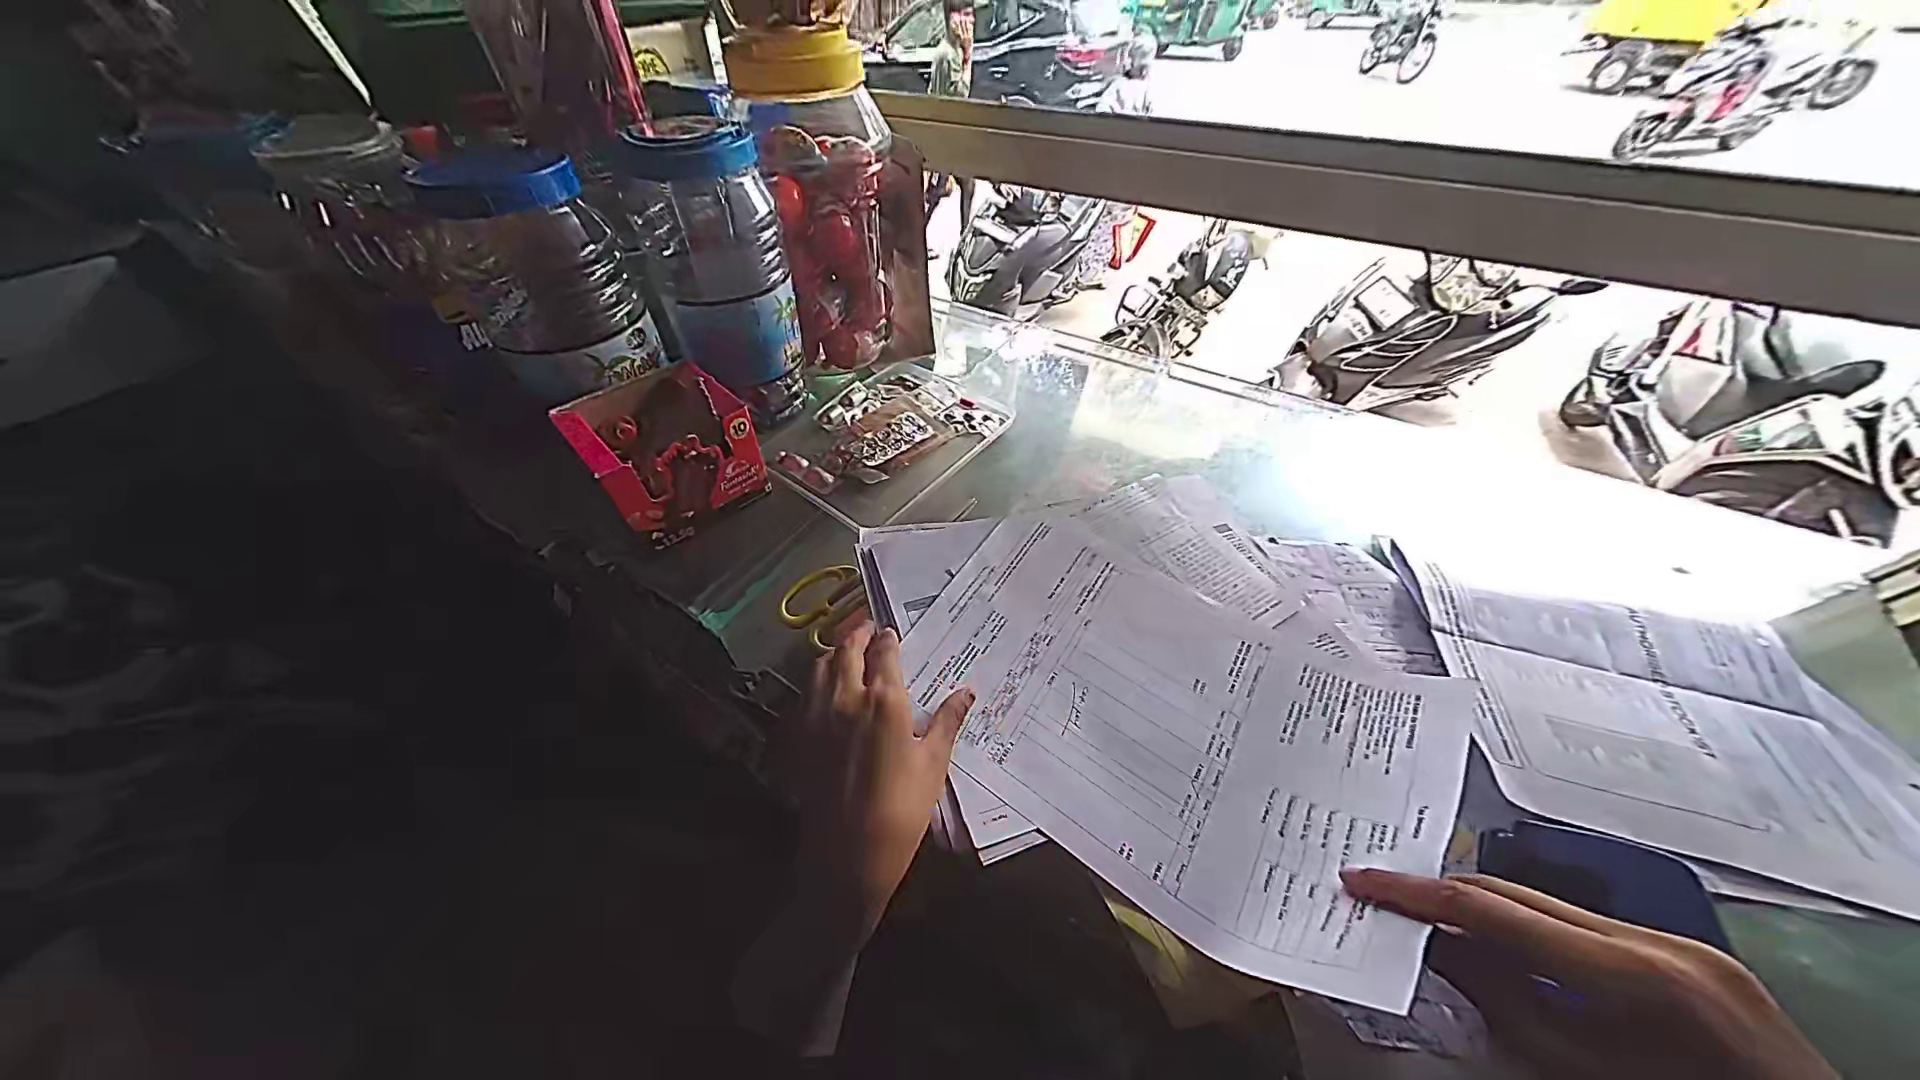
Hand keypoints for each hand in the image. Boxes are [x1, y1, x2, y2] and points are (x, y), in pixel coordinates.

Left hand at [734, 613, 972, 1052]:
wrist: (846, 859)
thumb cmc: (901, 812)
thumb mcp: (932, 765)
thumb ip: (946, 721)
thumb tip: (967, 691)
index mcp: (884, 701)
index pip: (884, 652)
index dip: (888, 637)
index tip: (893, 631)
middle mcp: (846, 698)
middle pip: (847, 648)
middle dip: (858, 631)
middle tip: (868, 625)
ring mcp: (818, 716)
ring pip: (821, 665)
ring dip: (836, 649)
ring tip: (849, 647)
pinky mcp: (802, 736)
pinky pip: (807, 691)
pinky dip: (818, 676)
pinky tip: (828, 684)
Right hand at [1341, 869, 1836, 1079]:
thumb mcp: (1572, 1070)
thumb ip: (1494, 998)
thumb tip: (1424, 941)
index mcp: (1637, 974)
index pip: (1491, 910)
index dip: (1413, 894)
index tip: (1362, 882)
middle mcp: (1661, 942)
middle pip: (1513, 894)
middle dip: (1441, 898)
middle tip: (1382, 901)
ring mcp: (1681, 943)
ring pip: (1543, 905)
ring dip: (1482, 914)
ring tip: (1432, 926)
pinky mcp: (1689, 955)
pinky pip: (1581, 927)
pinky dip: (1529, 933)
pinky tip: (1500, 948)